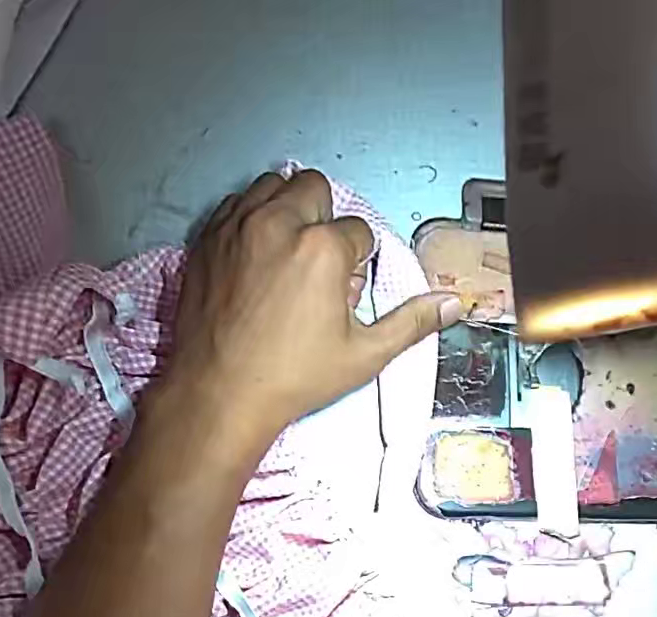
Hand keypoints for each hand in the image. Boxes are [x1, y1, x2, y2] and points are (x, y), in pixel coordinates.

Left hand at [171, 169, 463, 428]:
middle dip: (326, 218)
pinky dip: (254, 219)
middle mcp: (277, 223)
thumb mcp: (366, 355)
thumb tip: (450, 304)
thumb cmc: (296, 377)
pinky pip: (236, 204)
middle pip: (314, 188)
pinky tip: (260, 260)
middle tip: (323, 262)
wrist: (222, 392)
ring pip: (271, 185)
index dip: (360, 260)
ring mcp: (236, 226)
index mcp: (322, 249)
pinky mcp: (206, 238)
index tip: (347, 289)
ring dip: (289, 209)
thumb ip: (411, 322)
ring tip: (292, 256)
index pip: (358, 230)